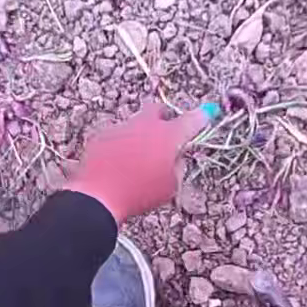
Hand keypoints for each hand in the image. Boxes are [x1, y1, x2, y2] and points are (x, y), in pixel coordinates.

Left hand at [64, 103, 213, 223]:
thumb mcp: (171, 186)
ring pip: (136, 123)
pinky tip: (120, 162)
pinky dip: (123, 143)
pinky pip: (118, 134)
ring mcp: (122, 127)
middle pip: (158, 109)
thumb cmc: (140, 195)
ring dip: (141, 134)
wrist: (99, 197)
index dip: (201, 117)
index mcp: (168, 136)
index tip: (207, 113)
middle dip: (165, 117)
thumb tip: (178, 156)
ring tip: (139, 158)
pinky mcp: (103, 135)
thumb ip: (178, 165)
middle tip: (167, 134)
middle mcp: (146, 125)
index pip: (191, 120)